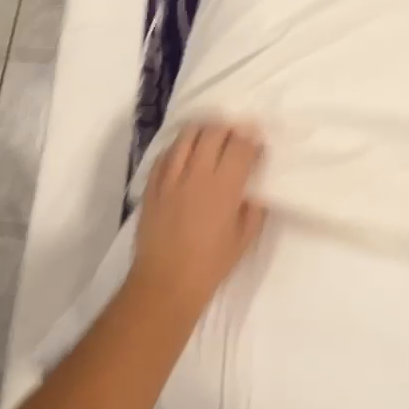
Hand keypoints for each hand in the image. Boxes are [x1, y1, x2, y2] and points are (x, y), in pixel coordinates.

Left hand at [128, 122, 266, 313]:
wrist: (166, 280)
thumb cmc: (210, 265)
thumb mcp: (243, 240)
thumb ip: (253, 211)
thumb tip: (253, 191)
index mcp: (224, 188)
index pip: (240, 146)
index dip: (251, 138)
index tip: (256, 141)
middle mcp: (197, 174)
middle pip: (212, 132)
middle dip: (228, 129)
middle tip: (234, 136)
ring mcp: (170, 176)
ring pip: (186, 136)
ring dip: (202, 131)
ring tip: (209, 138)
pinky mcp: (152, 183)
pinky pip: (165, 153)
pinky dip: (178, 148)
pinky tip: (184, 154)